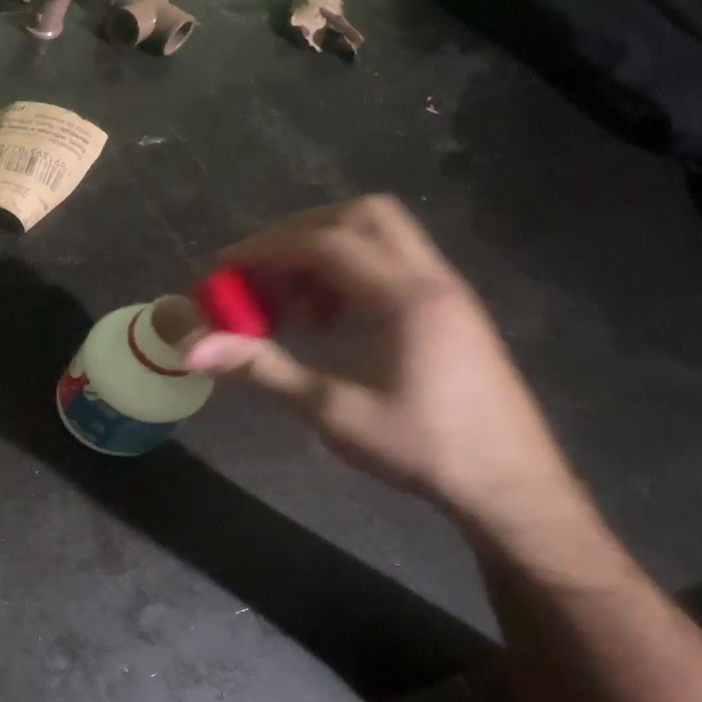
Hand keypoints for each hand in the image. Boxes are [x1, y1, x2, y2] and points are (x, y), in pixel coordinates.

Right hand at [185, 195, 571, 519]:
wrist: (509, 484)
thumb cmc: (421, 447)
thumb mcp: (332, 410)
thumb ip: (262, 369)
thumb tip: (193, 349)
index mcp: (405, 298)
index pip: (327, 243)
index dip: (267, 247)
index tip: (222, 268)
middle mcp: (430, 280)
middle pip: (362, 217)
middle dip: (299, 234)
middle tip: (258, 270)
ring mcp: (445, 292)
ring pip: (380, 237)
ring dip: (323, 254)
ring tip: (286, 301)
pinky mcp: (447, 311)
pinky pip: (390, 267)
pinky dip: (347, 275)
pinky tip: (323, 322)